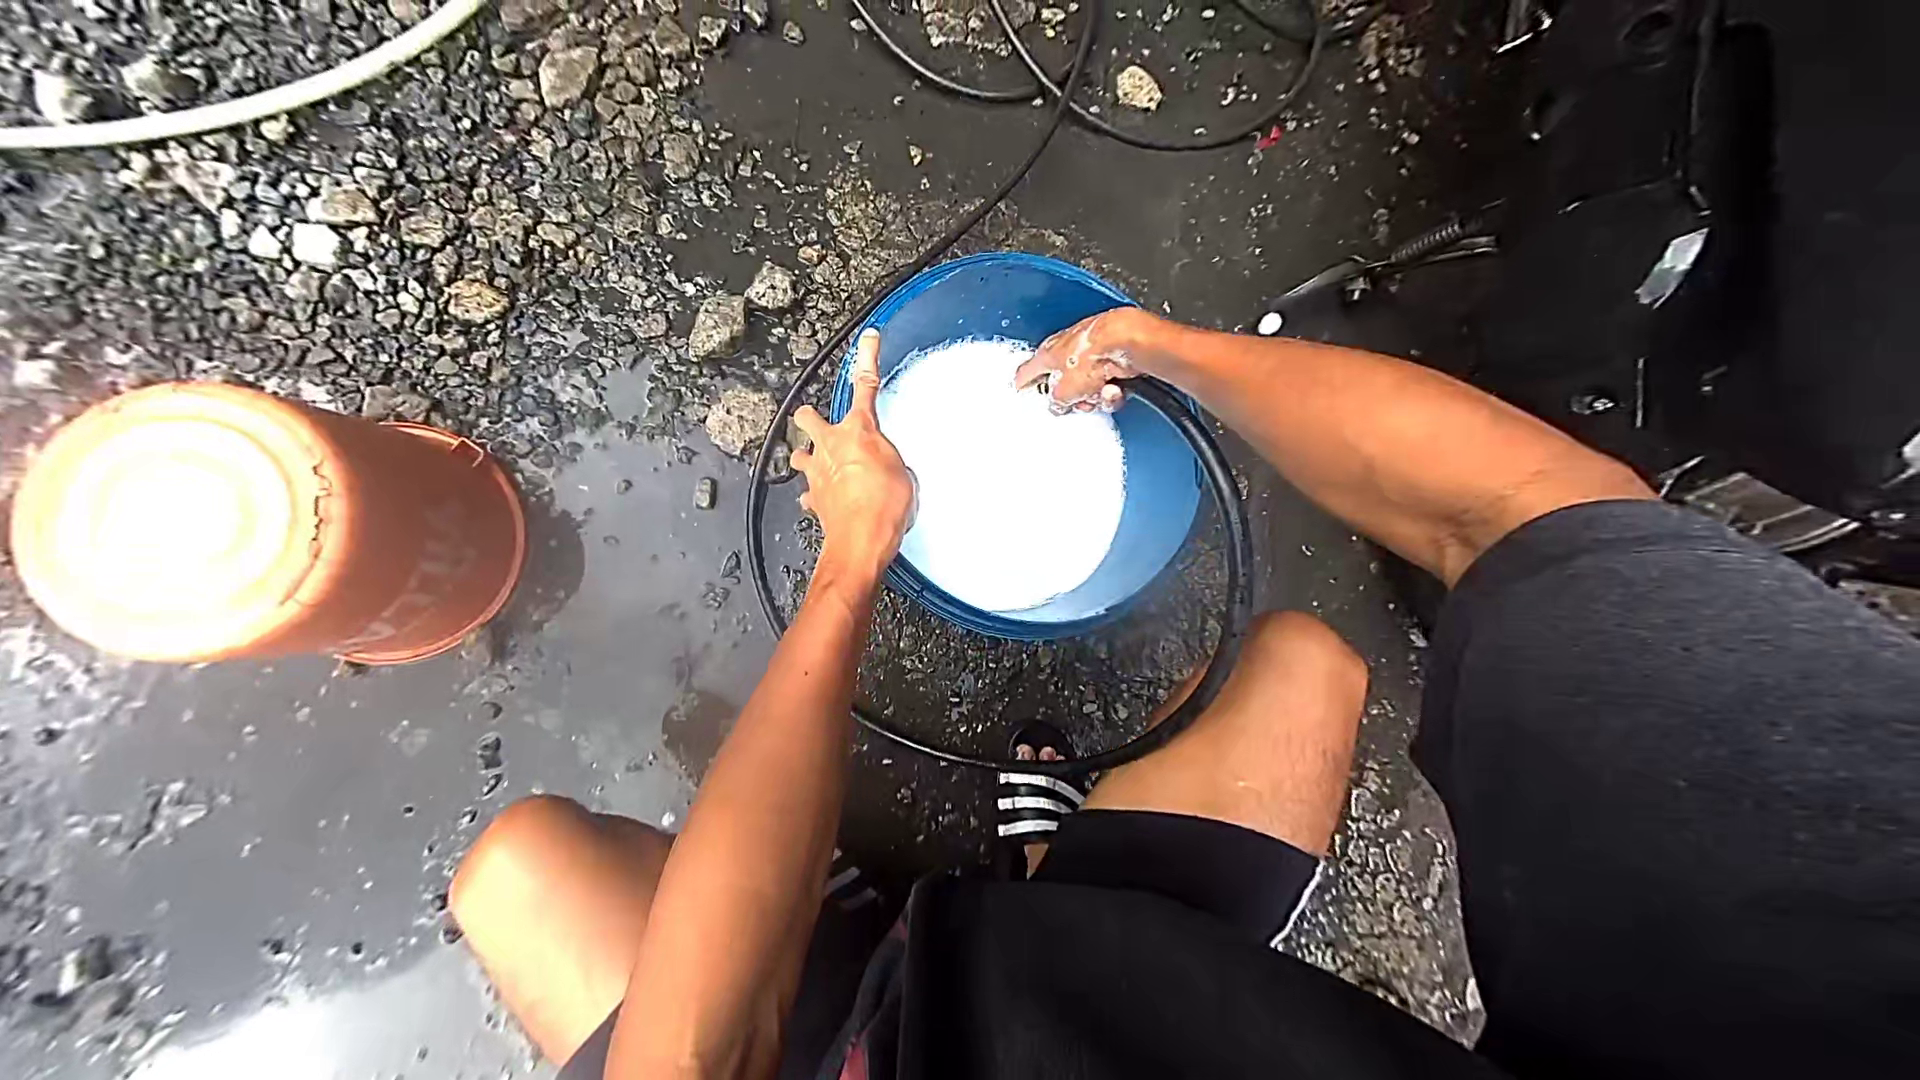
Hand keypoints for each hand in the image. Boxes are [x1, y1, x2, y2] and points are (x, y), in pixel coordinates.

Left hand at [791, 329, 915, 583]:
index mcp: (858, 431)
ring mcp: (817, 471)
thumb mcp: (903, 474)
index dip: (868, 358)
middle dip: (814, 417)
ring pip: (801, 452)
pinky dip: (816, 493)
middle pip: (809, 416)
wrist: (861, 540)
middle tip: (823, 423)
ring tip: (822, 465)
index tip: (868, 338)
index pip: (865, 385)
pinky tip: (826, 500)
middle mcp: (831, 446)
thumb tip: (884, 463)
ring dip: (810, 455)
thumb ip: (889, 459)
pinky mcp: (813, 497)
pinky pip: (809, 491)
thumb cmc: (885, 507)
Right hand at [1013, 307, 1168, 411]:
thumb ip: (1054, 402)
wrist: (1128, 342)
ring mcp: (1091, 353)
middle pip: (1063, 385)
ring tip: (1102, 393)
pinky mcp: (1113, 357)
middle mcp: (1067, 350)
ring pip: (1088, 389)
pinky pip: (1106, 385)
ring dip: (1095, 397)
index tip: (1020, 390)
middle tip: (1077, 403)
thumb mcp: (1063, 392)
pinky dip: (1111, 390)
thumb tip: (1057, 404)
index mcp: (1047, 353)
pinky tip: (1116, 388)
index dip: (1023, 383)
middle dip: (1073, 399)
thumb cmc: (1091, 356)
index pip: (1027, 371)